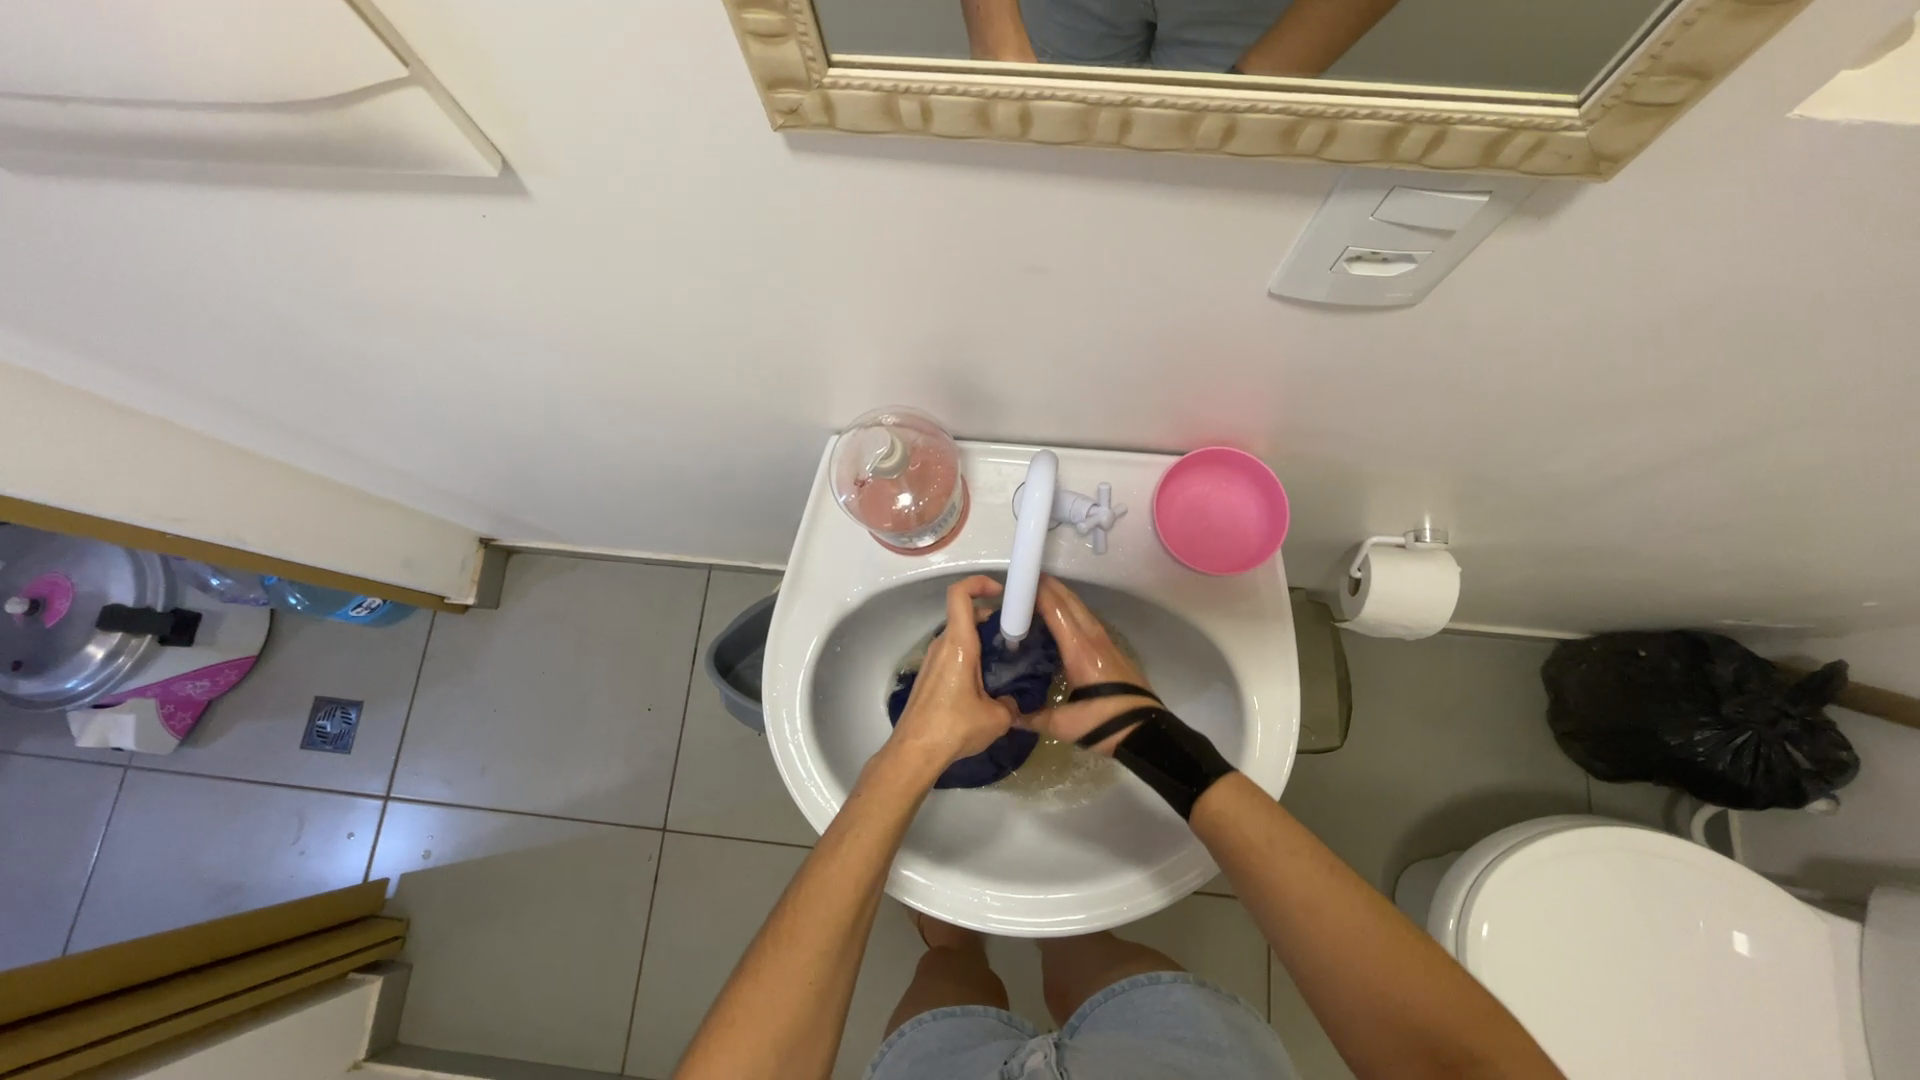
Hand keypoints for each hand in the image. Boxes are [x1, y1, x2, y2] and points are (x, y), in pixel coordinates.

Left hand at [888, 576, 1019, 771]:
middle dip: (989, 616)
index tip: (1000, 592)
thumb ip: (1012, 703)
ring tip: (1004, 659)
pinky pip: (952, 654)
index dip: (979, 583)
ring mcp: (932, 661)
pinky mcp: (929, 677)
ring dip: (980, 639)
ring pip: (958, 636)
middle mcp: (942, 646)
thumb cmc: (954, 727)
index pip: (960, 595)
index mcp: (958, 645)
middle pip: (963, 614)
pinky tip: (985, 682)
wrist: (916, 751)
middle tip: (1013, 633)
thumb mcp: (997, 718)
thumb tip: (1014, 703)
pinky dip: (970, 656)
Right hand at [1025, 575, 1159, 755]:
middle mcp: (1093, 639)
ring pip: (1082, 609)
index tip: (1020, 582)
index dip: (1039, 593)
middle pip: (1071, 602)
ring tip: (1041, 595)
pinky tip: (1063, 620)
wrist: (1146, 731)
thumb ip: (1034, 718)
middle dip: (1050, 587)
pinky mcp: (1112, 651)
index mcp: (1079, 650)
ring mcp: (1106, 643)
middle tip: (1027, 581)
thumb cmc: (1104, 722)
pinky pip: (1088, 621)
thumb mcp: (1065, 725)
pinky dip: (1073, 612)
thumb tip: (1010, 717)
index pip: (1057, 610)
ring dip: (1063, 598)